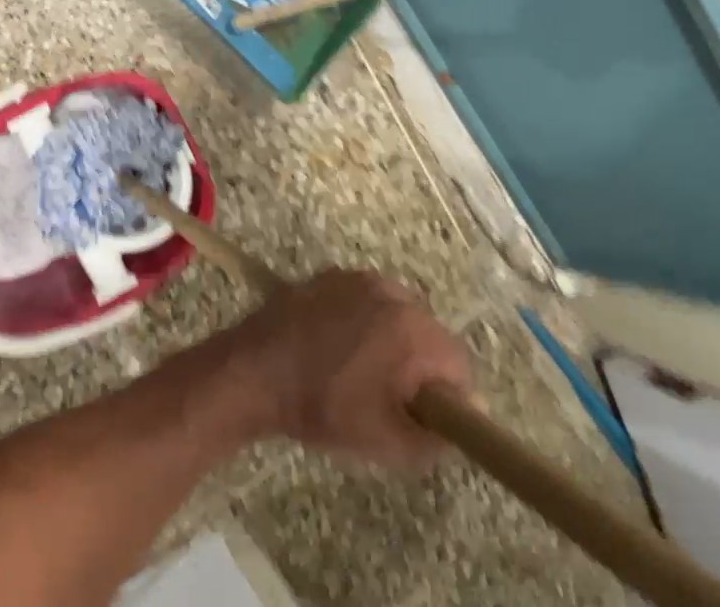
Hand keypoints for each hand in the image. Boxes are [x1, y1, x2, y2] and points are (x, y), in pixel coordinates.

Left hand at [229, 269, 474, 467]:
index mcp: (414, 330)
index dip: (446, 398)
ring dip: (388, 341)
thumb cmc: (320, 407)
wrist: (248, 373)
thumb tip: (470, 414)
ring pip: (396, 316)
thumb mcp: (389, 443)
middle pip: (429, 336)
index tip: (417, 414)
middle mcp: (391, 293)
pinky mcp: (325, 276)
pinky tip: (332, 347)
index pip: (459, 366)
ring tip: (354, 371)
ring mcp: (354, 279)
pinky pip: (362, 302)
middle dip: (417, 366)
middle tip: (383, 395)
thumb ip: (439, 436)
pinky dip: (359, 321)